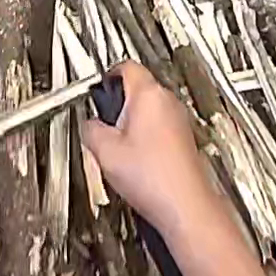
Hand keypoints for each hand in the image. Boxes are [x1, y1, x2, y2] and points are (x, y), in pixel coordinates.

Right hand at [83, 61, 275, 275]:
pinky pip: (160, 125)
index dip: (109, 75)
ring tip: (121, 147)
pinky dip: (147, 136)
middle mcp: (167, 101)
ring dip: (133, 121)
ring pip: (149, 108)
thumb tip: (89, 125)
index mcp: (148, 95)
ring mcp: (178, 119)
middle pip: (138, 87)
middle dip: (119, 104)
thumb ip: (90, 129)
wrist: (186, 209)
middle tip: (106, 123)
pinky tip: (138, 160)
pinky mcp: (184, 138)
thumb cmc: (154, 179)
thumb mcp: (105, 152)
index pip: (126, 67)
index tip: (100, 86)